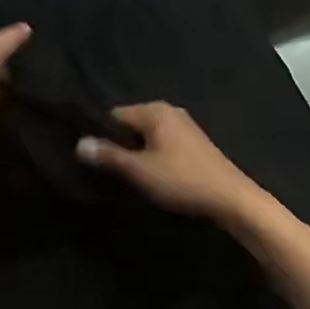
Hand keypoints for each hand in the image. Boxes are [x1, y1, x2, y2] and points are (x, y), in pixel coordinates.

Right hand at [75, 102, 268, 223]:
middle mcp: (168, 111)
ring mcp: (183, 125)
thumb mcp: (139, 170)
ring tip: (126, 176)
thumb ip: (109, 155)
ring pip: (147, 135)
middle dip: (118, 144)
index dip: (100, 136)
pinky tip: (151, 175)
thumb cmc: (181, 179)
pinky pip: (161, 142)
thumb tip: (79, 143)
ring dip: (136, 152)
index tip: (91, 159)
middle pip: (130, 124)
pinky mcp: (193, 142)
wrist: (230, 197)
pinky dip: (152, 155)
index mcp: (154, 110)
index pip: (114, 116)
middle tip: (106, 171)